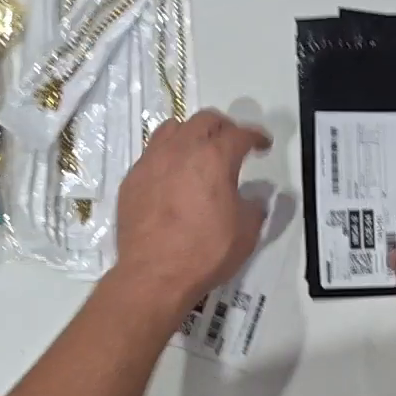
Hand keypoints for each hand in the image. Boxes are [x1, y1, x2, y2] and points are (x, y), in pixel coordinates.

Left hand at [112, 109, 271, 319]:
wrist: (154, 275)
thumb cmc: (206, 252)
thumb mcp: (246, 232)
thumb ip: (255, 206)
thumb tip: (254, 197)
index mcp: (214, 158)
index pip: (240, 134)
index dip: (256, 136)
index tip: (263, 145)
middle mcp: (181, 150)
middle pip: (204, 120)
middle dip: (223, 127)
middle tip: (232, 143)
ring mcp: (151, 162)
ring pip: (172, 129)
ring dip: (191, 134)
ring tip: (198, 152)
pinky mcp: (132, 179)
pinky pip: (152, 154)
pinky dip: (167, 157)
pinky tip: (172, 178)